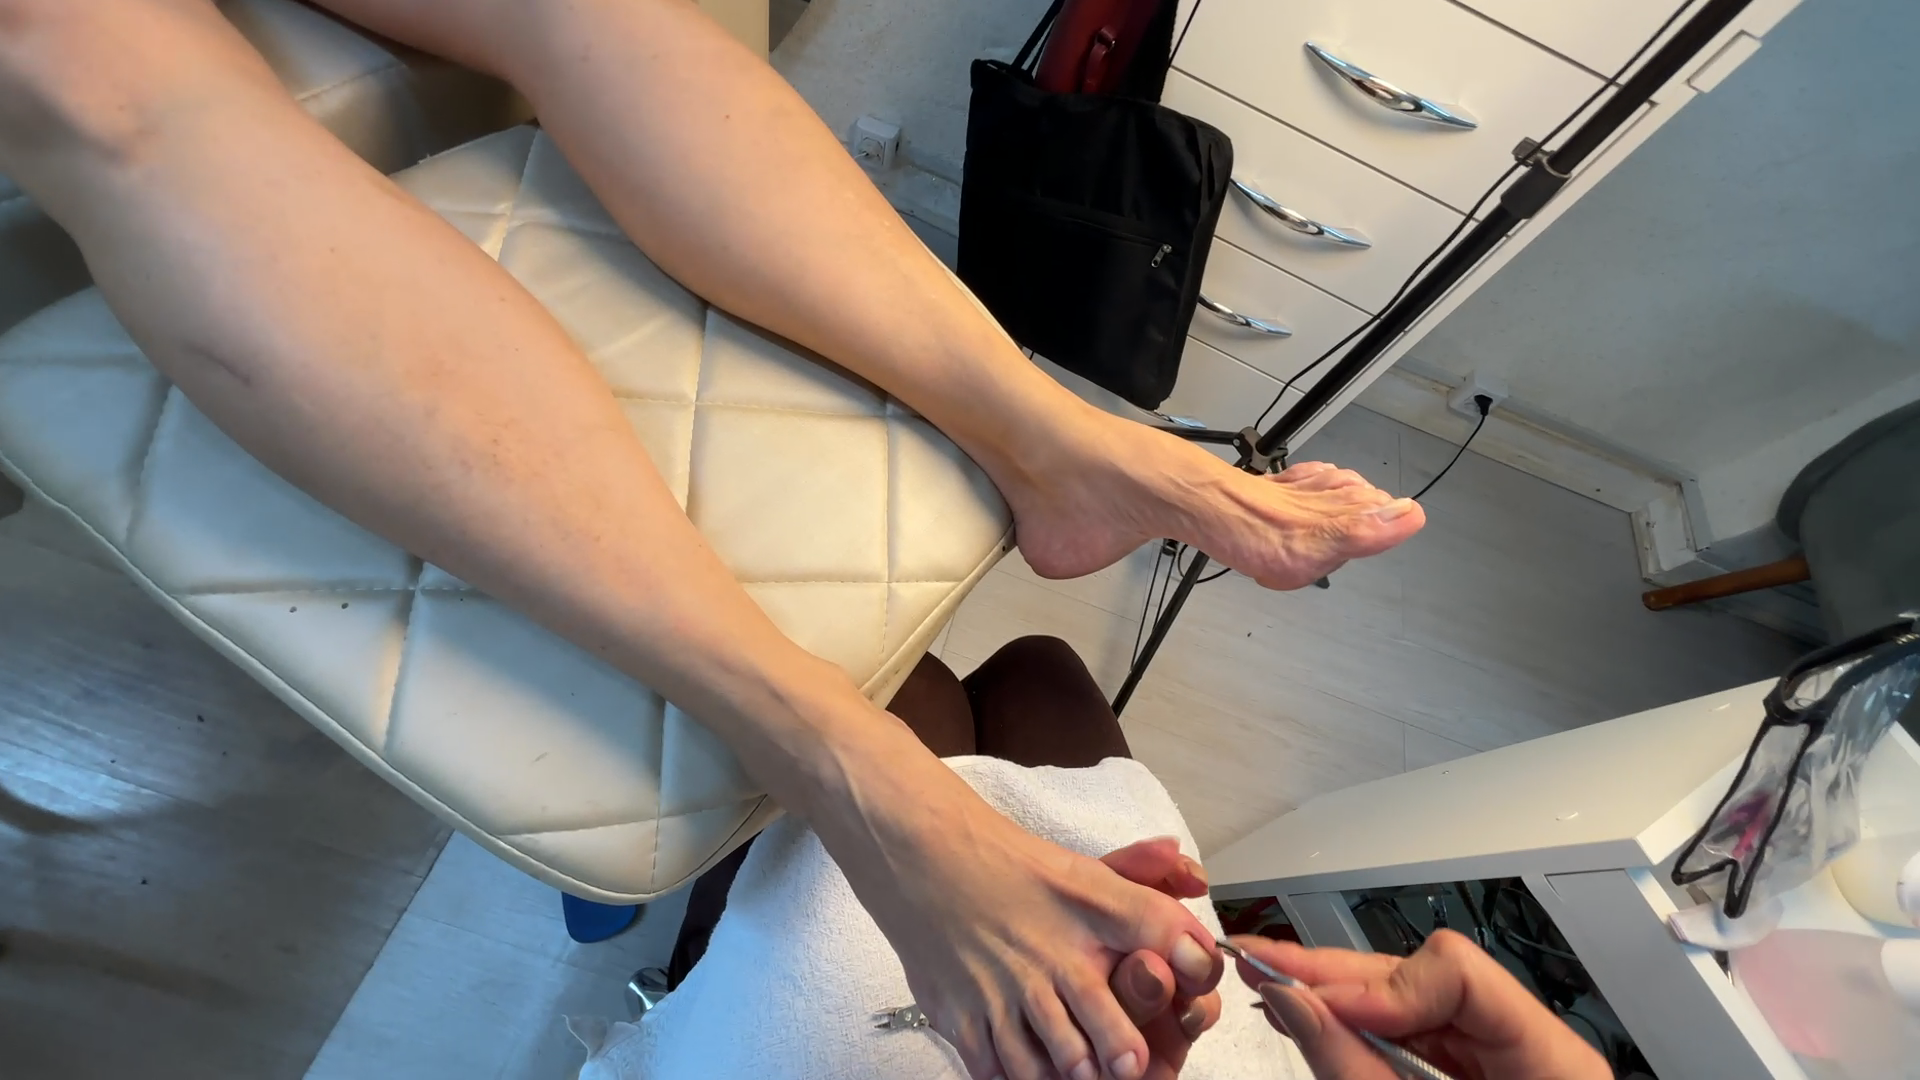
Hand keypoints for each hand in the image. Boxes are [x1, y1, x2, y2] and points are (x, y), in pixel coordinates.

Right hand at [814, 735, 1223, 1079]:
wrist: (922, 849)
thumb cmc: (1003, 858)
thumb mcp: (1077, 866)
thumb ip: (1137, 875)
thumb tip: (1190, 868)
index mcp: (1083, 920)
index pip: (1154, 959)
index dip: (1177, 983)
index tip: (1191, 1001)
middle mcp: (1048, 961)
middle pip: (1105, 1035)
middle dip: (1123, 1056)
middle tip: (1132, 1066)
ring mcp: (1002, 994)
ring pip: (1050, 1065)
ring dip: (1068, 1075)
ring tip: (1081, 1073)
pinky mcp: (960, 1014)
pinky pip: (995, 1070)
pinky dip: (1012, 1075)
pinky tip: (1023, 1069)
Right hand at [1227, 931, 1608, 1079]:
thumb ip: (1355, 1073)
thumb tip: (1284, 996)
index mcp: (1554, 1063)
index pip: (1458, 974)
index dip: (1384, 984)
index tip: (1320, 1006)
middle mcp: (1526, 1046)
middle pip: (1419, 979)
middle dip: (1335, 978)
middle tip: (1259, 962)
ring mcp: (1496, 1062)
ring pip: (1401, 1001)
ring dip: (1331, 996)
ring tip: (1267, 981)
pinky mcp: (1462, 1077)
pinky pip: (1402, 1034)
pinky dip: (1350, 1028)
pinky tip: (1306, 1013)